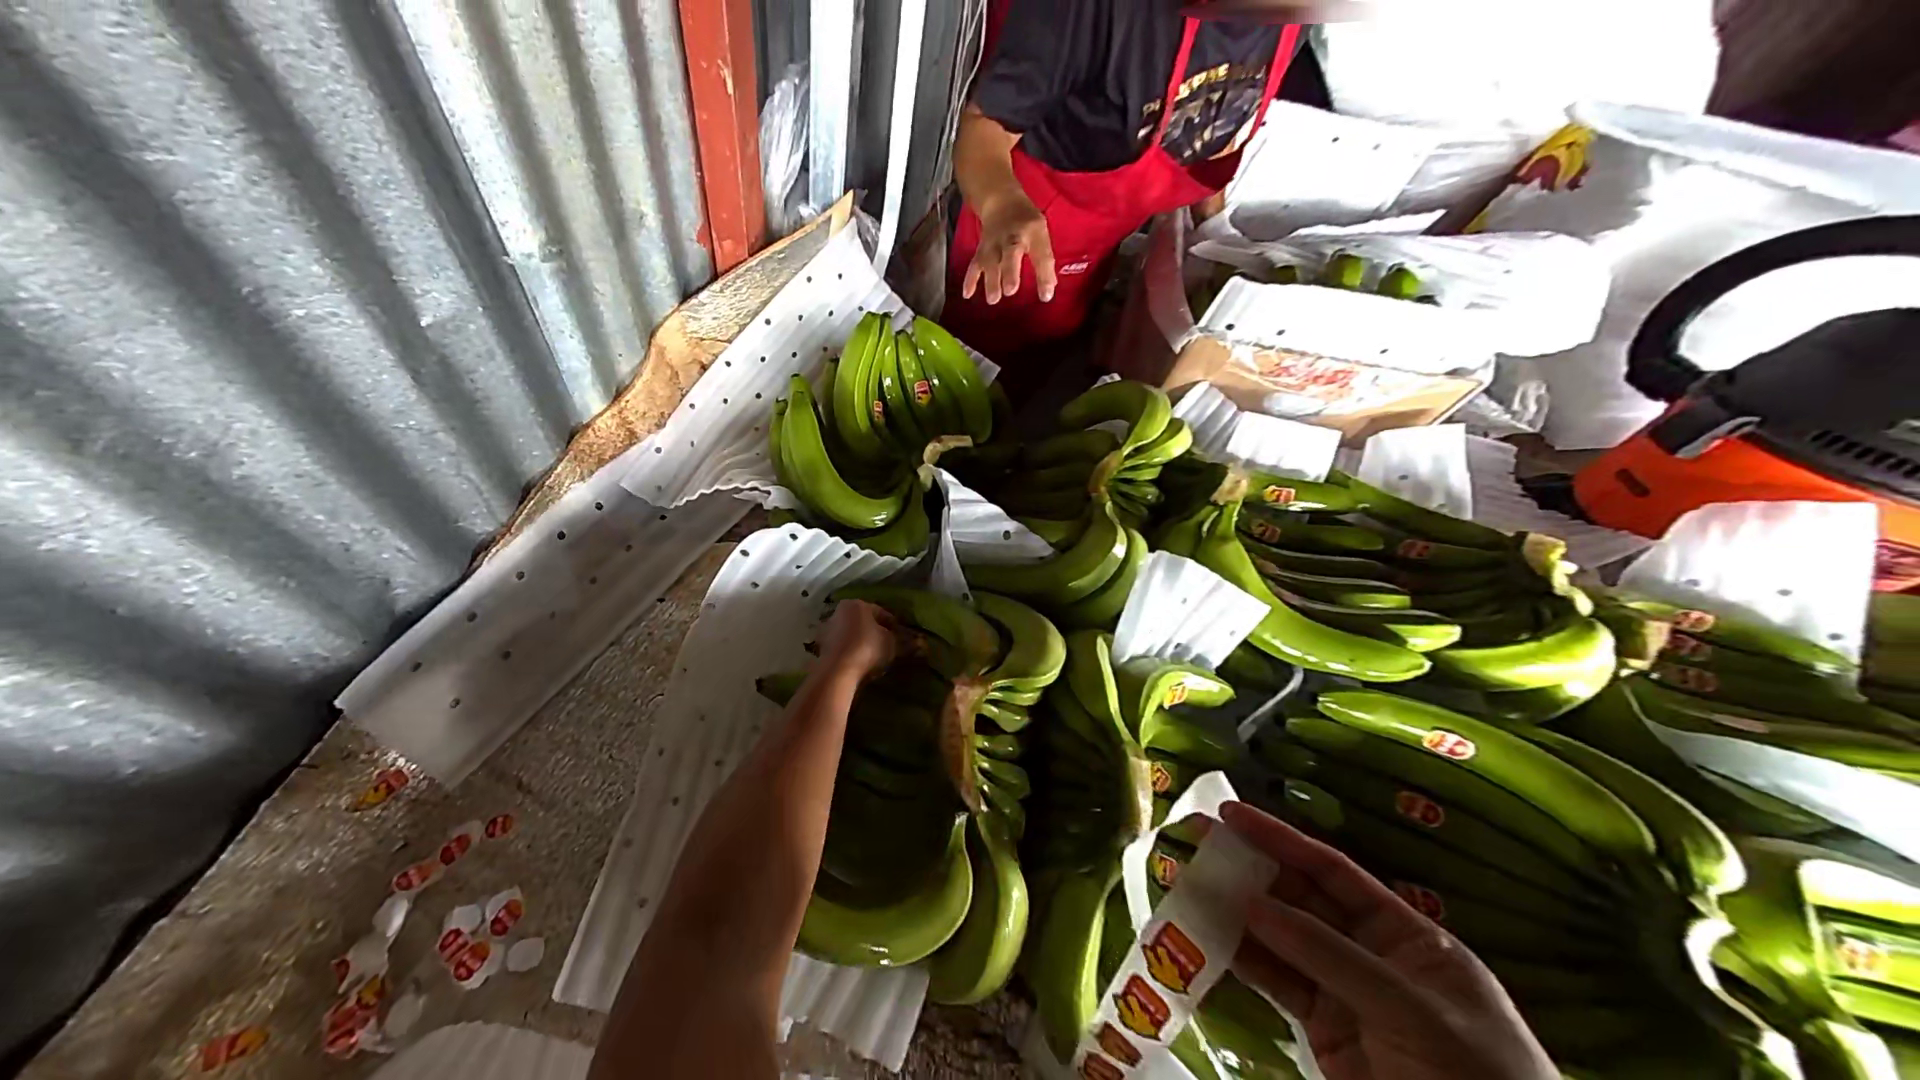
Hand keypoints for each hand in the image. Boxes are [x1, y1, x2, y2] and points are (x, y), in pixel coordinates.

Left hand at [818, 599, 901, 683]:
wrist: (838, 671)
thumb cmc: (868, 648)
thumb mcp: (890, 642)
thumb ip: (897, 638)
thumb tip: (900, 638)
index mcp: (857, 604)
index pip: (880, 612)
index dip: (892, 624)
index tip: (900, 634)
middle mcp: (839, 611)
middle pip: (863, 621)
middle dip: (874, 631)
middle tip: (887, 643)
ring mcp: (828, 629)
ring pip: (851, 633)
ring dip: (861, 641)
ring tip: (873, 655)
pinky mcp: (822, 646)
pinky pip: (843, 646)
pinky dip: (851, 651)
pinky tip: (860, 661)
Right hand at [963, 190, 1056, 304]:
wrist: (1001, 201)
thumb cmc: (1026, 223)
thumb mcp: (1041, 234)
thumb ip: (1044, 260)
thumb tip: (1047, 292)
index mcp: (1033, 231)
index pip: (1041, 254)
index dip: (1044, 275)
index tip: (1045, 296)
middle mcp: (1012, 236)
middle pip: (1011, 253)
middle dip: (1010, 271)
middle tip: (1011, 291)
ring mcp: (994, 242)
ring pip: (991, 260)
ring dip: (991, 280)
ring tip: (993, 299)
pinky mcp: (981, 249)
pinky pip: (974, 264)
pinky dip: (970, 279)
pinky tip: (967, 294)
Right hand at [1222, 802, 1556, 1079]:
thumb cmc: (1475, 1079)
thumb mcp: (1413, 1012)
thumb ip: (1331, 955)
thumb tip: (1253, 904)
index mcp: (1407, 935)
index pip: (1333, 872)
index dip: (1280, 839)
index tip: (1231, 814)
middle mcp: (1370, 953)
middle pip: (1298, 899)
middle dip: (1247, 870)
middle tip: (1194, 843)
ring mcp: (1343, 993)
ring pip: (1278, 940)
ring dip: (1234, 913)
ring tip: (1186, 885)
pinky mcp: (1321, 1032)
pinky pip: (1275, 985)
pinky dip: (1240, 963)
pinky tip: (1206, 942)